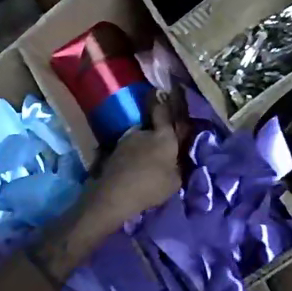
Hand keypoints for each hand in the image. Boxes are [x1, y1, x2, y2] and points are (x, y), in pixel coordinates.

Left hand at [84, 93, 182, 225]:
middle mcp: (143, 131)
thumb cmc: (152, 185)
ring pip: (138, 139)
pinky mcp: (113, 150)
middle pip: (151, 129)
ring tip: (144, 164)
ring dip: (141, 148)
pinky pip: (127, 150)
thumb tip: (177, 160)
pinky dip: (131, 156)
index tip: (165, 98)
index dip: (165, 105)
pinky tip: (132, 169)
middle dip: (155, 137)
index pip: (163, 112)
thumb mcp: (175, 180)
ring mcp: (126, 139)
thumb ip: (178, 166)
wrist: (116, 192)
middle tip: (159, 152)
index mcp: (163, 136)